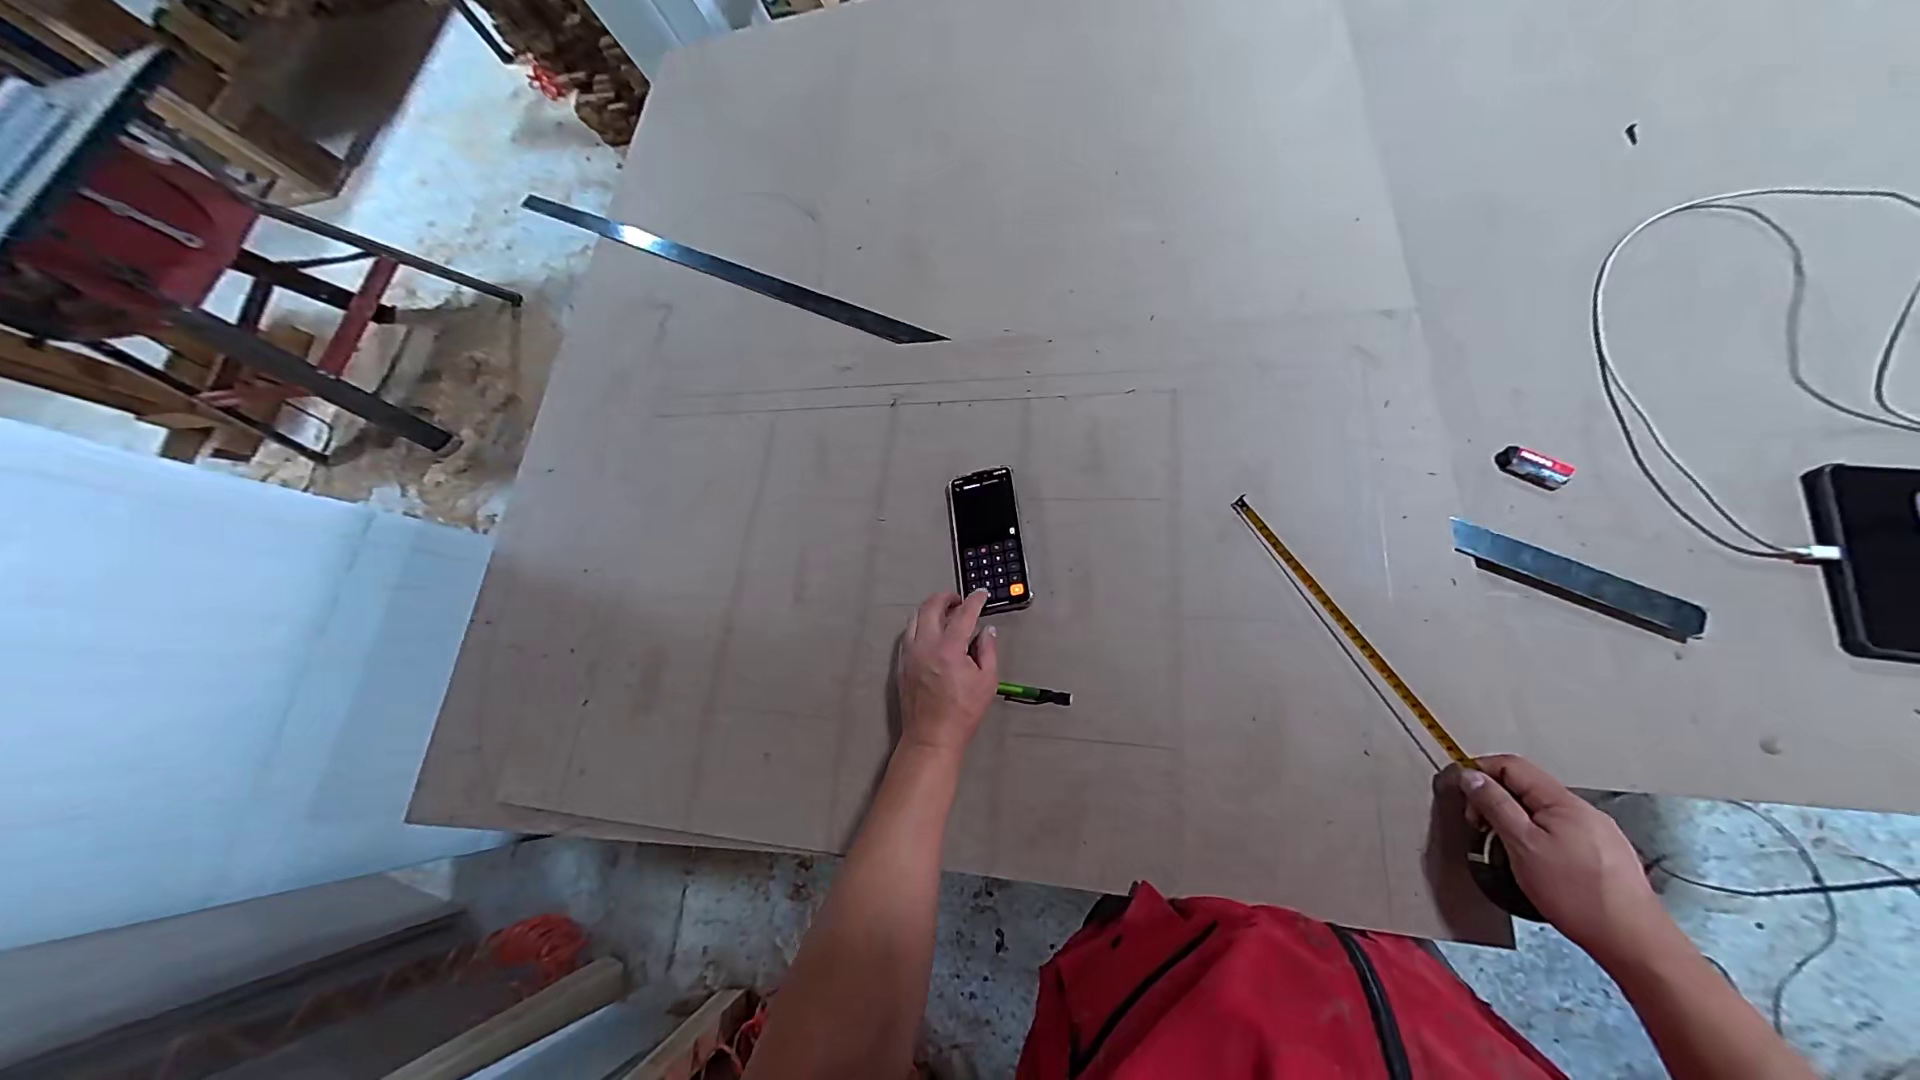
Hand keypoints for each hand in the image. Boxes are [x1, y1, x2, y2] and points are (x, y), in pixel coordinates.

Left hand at [896, 591, 999, 758]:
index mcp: (949, 649)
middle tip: (960, 600)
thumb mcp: (987, 682)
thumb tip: (987, 632)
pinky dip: (920, 625)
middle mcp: (926, 647)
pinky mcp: (902, 664)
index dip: (975, 600)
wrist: (931, 737)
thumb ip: (988, 650)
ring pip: (916, 617)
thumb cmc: (959, 715)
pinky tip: (930, 631)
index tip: (981, 595)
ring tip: (945, 613)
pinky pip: (908, 634)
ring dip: (931, 609)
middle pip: (932, 606)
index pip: (963, 613)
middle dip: (947, 597)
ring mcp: (911, 654)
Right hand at [1454, 754, 1669, 964]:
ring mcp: (1598, 833)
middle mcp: (1585, 811)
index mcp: (1564, 802)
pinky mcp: (1604, 854)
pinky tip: (1533, 859)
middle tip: (1479, 824)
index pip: (1512, 765)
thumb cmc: (1577, 895)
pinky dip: (1536, 834)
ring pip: (1542, 809)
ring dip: (1514, 818)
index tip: (1462, 791)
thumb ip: (1494, 804)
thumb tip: (1472, 777)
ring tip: (1504, 845)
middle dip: (1495, 798)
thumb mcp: (1521, 844)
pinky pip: (1559, 829)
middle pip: (1527, 786)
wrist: (1634, 943)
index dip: (1480, 771)